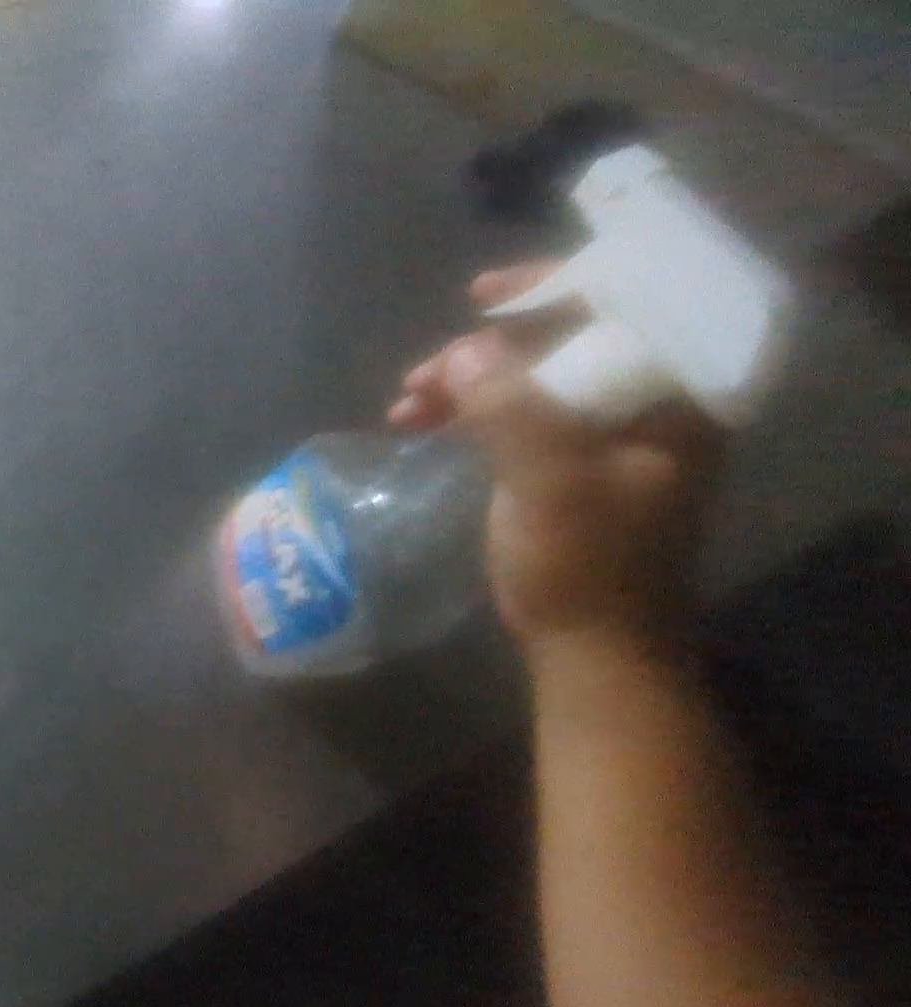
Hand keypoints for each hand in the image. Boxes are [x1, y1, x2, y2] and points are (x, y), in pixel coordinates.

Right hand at [388, 263, 723, 646]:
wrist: (590, 646)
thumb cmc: (584, 564)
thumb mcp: (549, 480)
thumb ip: (511, 406)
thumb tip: (464, 349)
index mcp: (671, 400)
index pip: (622, 310)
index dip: (553, 290)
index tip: (482, 296)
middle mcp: (643, 407)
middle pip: (562, 345)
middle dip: (484, 352)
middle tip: (422, 377)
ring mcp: (600, 438)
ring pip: (528, 382)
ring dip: (464, 384)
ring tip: (405, 405)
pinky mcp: (564, 465)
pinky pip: (514, 416)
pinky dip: (468, 413)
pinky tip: (422, 423)